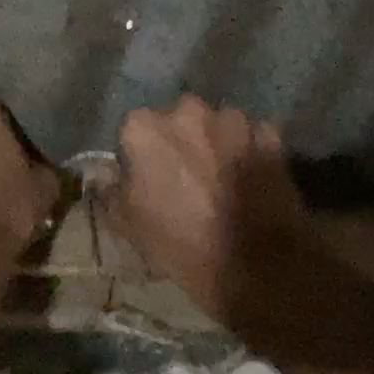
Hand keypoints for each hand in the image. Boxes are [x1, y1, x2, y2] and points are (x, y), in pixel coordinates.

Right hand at [110, 95, 309, 315]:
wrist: (253, 262)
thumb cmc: (178, 243)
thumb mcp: (127, 225)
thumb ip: (109, 190)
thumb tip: (103, 174)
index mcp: (144, 128)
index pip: (133, 129)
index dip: (140, 154)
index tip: (147, 177)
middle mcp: (187, 110)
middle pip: (178, 119)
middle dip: (180, 139)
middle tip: (185, 175)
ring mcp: (233, 119)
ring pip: (218, 124)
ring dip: (217, 142)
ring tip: (221, 177)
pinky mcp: (270, 135)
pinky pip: (253, 136)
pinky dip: (250, 150)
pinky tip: (251, 178)